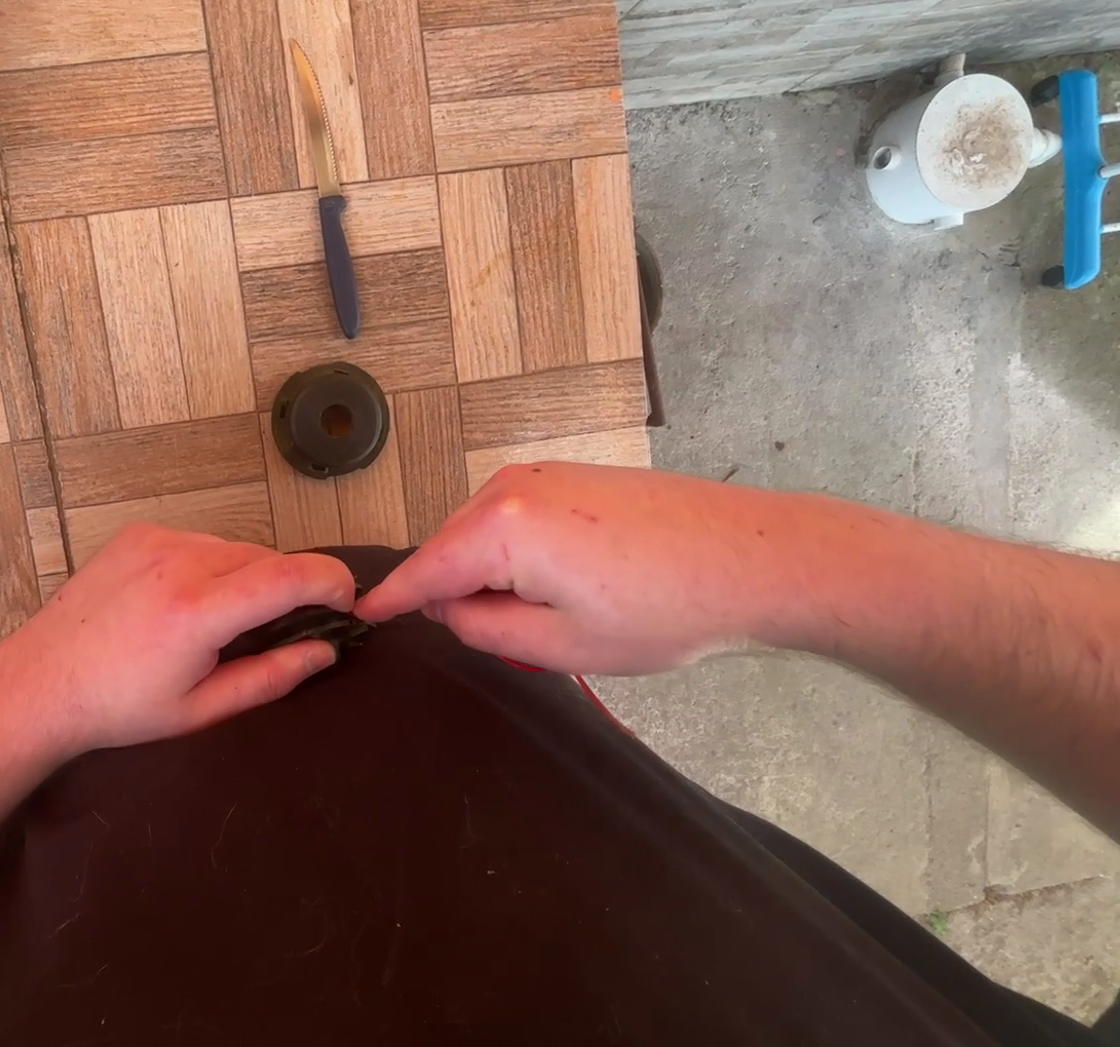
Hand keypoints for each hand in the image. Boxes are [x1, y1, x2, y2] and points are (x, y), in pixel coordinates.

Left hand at [0, 524, 355, 755]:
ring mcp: (156, 539)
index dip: (333, 583)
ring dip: (249, 577)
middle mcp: (179, 561)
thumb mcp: (202, 709)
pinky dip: (213, 565)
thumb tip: (325, 651)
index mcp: (196, 612)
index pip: (290, 576)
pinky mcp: (140, 532)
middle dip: (289, 589)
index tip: (348, 602)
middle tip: (278, 630)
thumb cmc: (121, 708)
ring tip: (222, 621)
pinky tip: (186, 601)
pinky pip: (202, 541)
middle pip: (268, 559)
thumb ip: (271, 677)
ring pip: (237, 548)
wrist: (40, 682)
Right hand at [355, 463, 796, 675]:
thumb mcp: (559, 646)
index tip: (360, 613)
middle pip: (448, 548)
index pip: (423, 570)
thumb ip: (481, 628)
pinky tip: (557, 578)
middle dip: (453, 591)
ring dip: (486, 572)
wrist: (759, 556)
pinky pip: (508, 517)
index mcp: (499, 527)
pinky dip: (509, 551)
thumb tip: (448, 606)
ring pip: (477, 532)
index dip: (391, 598)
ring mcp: (538, 473)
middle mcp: (507, 487)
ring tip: (545, 612)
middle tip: (499, 636)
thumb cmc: (662, 611)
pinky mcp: (566, 474)